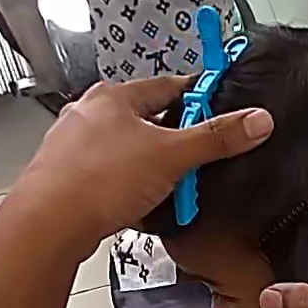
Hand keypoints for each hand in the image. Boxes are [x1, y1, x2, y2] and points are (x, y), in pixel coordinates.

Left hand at [0, 76, 273, 260]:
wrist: (51, 222)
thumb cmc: (98, 180)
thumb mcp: (172, 155)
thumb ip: (217, 138)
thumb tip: (256, 120)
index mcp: (115, 97)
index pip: (170, 86)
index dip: (201, 96)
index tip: (222, 106)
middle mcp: (93, 114)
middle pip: (153, 122)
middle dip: (181, 143)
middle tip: (202, 162)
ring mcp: (81, 146)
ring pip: (135, 152)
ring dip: (160, 169)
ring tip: (176, 190)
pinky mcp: (76, 177)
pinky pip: (120, 178)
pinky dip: (138, 189)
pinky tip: (148, 205)